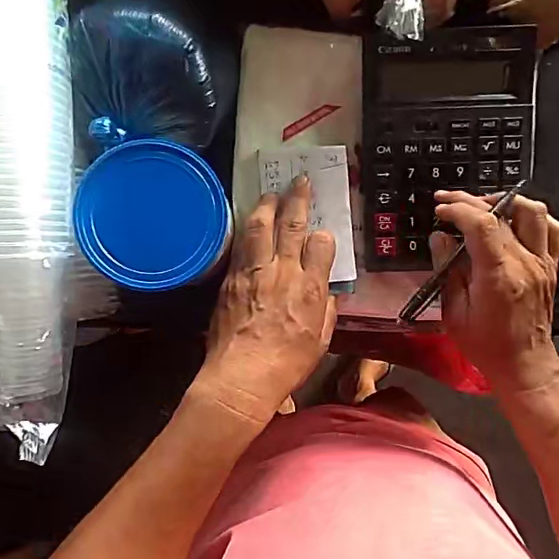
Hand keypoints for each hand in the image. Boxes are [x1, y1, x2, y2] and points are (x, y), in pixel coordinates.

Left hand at [197, 175, 337, 423]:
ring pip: (261, 228)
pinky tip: (249, 222)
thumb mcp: (320, 341)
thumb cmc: (286, 365)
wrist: (241, 377)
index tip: (321, 233)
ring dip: (267, 205)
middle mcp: (283, 273)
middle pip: (291, 226)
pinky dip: (246, 229)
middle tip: (300, 181)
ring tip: (271, 192)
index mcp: (310, 288)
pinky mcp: (230, 280)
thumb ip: (326, 310)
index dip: (322, 235)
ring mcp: (253, 273)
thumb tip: (327, 292)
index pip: (321, 245)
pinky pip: (240, 246)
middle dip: (298, 200)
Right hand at [430, 190, 558, 396]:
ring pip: (533, 211)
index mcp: (499, 275)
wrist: (523, 364)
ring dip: (505, 202)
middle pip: (502, 212)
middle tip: (448, 203)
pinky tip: (513, 221)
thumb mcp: (453, 312)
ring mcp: (542, 263)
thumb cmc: (486, 345)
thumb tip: (439, 238)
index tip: (441, 211)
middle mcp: (525, 263)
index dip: (458, 209)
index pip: (482, 223)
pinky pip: (552, 229)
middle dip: (470, 201)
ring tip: (483, 206)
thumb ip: (446, 270)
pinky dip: (532, 217)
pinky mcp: (550, 266)